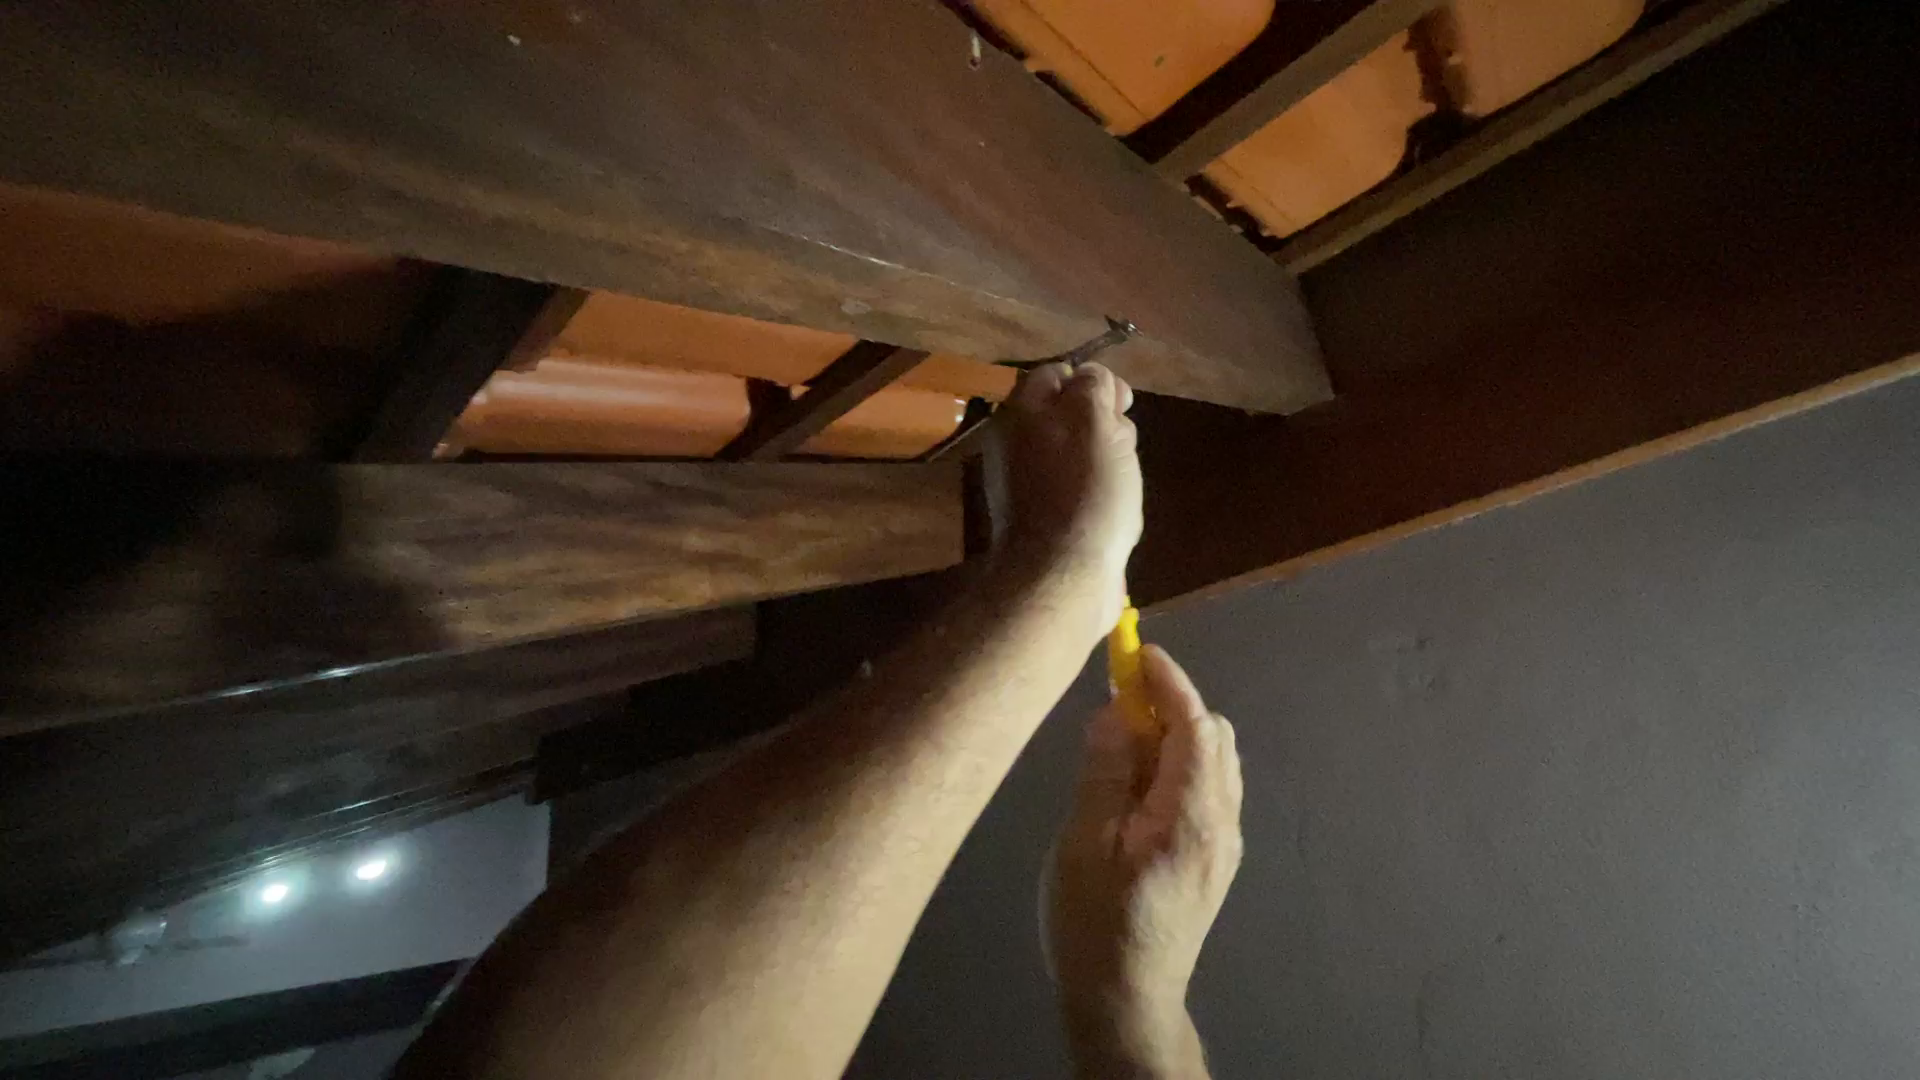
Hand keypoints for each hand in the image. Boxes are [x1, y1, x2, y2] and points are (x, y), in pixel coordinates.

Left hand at [999, 361, 1141, 599]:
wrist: (1064, 575)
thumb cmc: (1084, 492)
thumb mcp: (1093, 422)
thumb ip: (1091, 387)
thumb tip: (1090, 377)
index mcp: (1020, 416)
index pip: (1056, 375)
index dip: (1093, 381)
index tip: (1122, 404)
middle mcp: (1018, 445)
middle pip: (1073, 416)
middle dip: (1107, 427)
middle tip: (1120, 450)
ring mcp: (1030, 484)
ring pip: (1084, 454)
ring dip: (1111, 463)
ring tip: (1121, 487)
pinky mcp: (1046, 518)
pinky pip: (1082, 490)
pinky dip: (1102, 496)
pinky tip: (1115, 514)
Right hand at [1046, 646, 1242, 1079]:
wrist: (1126, 999)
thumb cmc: (1096, 921)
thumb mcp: (1084, 842)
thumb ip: (1104, 770)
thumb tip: (1117, 711)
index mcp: (1191, 815)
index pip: (1194, 725)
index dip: (1168, 681)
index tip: (1137, 651)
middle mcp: (1222, 822)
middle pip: (1213, 736)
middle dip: (1170, 704)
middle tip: (1116, 703)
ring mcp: (1223, 842)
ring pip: (1214, 760)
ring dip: (1174, 732)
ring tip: (1121, 741)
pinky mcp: (1214, 856)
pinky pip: (1207, 785)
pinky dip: (1178, 761)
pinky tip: (1137, 781)